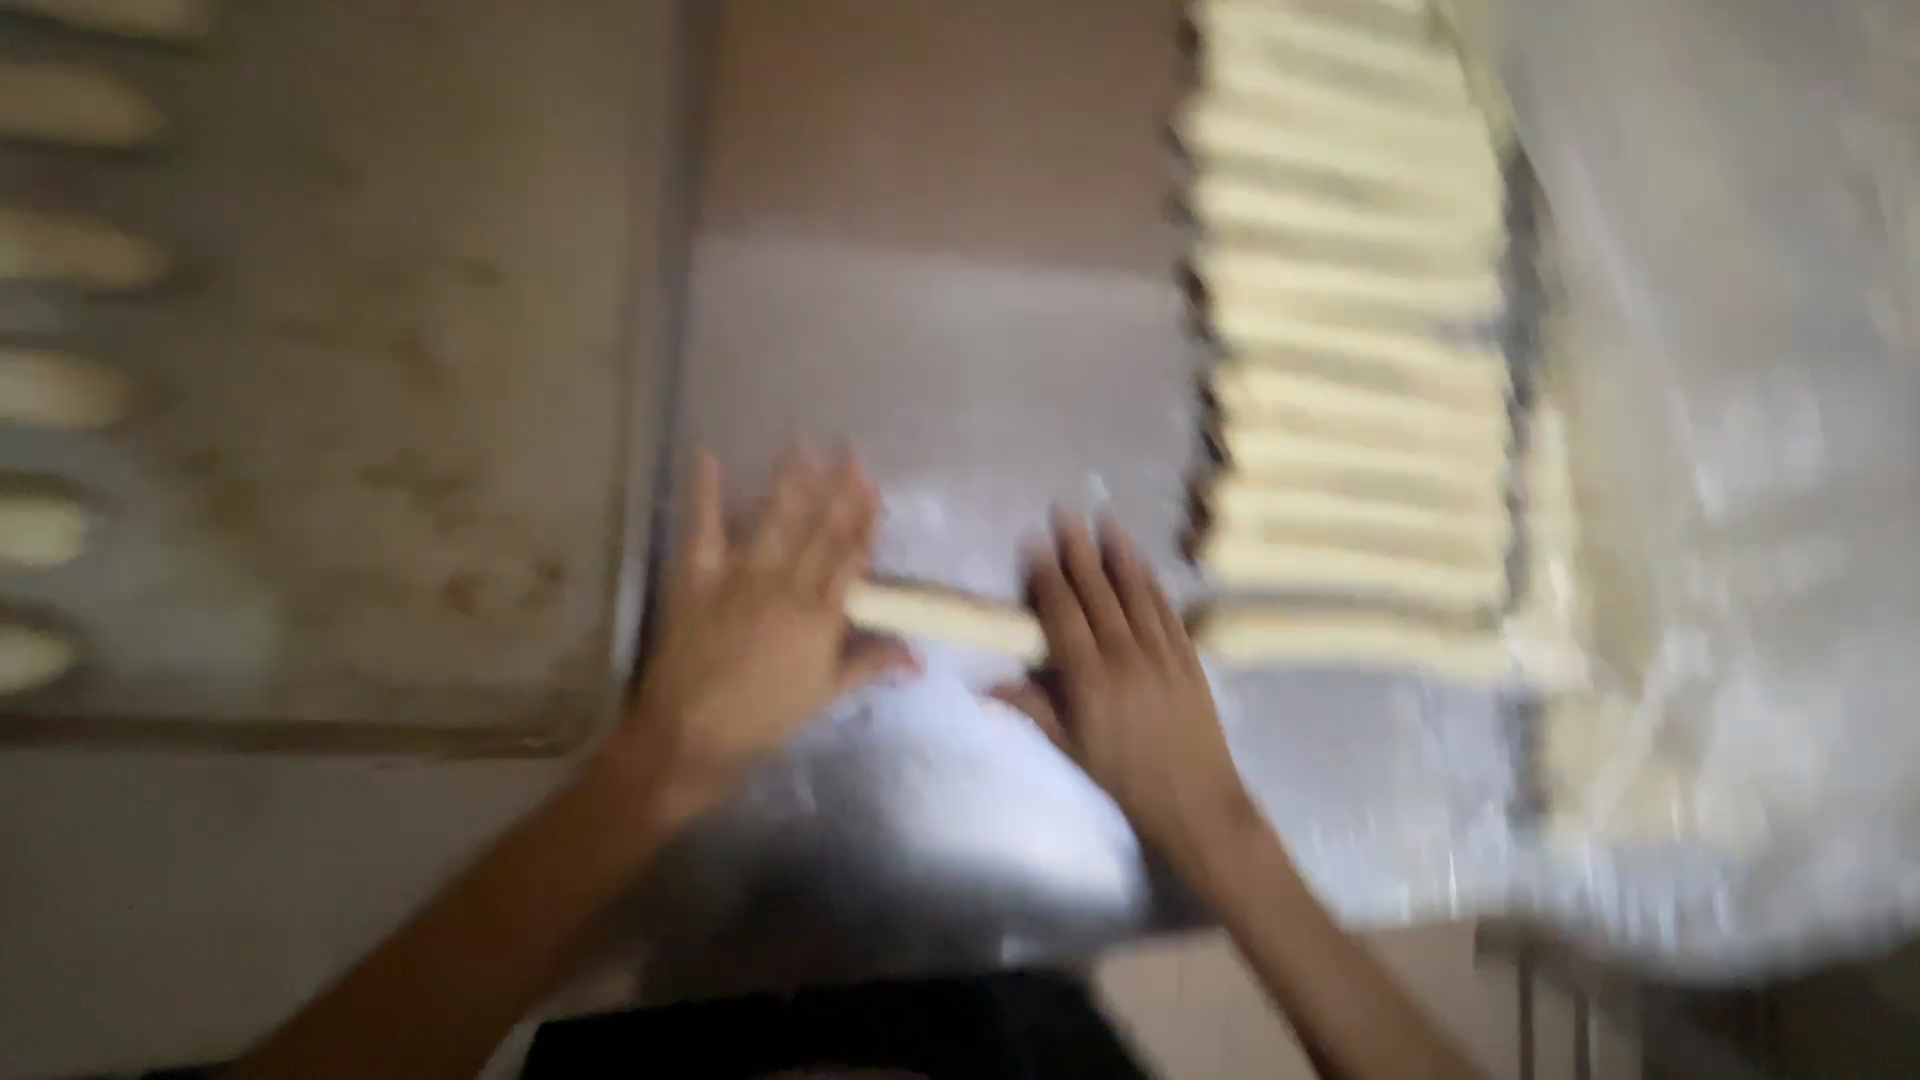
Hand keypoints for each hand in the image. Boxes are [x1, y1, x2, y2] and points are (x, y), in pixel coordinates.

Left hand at [609, 447, 915, 823]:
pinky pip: (703, 527)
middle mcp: (786, 586)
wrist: (691, 733)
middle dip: (837, 490)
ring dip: (790, 482)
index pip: (850, 558)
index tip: (873, 487)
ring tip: (803, 445)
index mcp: (820, 615)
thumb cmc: (766, 718)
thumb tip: (918, 655)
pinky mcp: (698, 577)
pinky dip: (705, 491)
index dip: (864, 520)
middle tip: (849, 452)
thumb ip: (870, 665)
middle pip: (819, 531)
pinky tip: (709, 455)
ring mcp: (740, 577)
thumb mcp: (826, 695)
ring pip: (773, 520)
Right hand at [991, 514, 1255, 859]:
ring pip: (1135, 593)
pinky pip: (1166, 610)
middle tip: (1065, 513)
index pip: (1063, 615)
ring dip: (1118, 555)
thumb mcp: (1070, 747)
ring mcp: (1162, 652)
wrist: (1194, 798)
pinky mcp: (1189, 656)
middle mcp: (1125, 656)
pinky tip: (1141, 564)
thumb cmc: (1123, 776)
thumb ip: (1031, 708)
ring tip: (1104, 521)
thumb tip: (984, 687)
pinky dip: (1151, 583)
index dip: (1046, 577)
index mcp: (1090, 679)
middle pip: (1098, 593)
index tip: (1034, 544)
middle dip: (1078, 550)